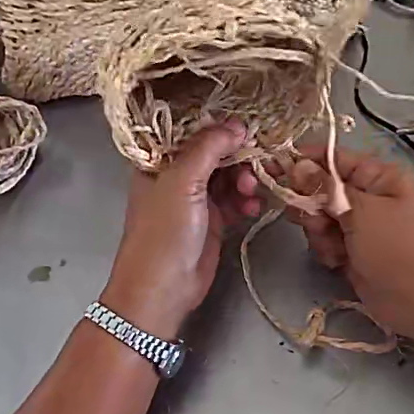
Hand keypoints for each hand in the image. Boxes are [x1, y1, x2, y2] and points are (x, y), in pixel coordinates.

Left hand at [103, 122, 263, 339]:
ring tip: (250, 193)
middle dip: (238, 158)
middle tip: (254, 167)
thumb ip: (208, 148)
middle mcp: (176, 177)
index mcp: (158, 162)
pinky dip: (246, 201)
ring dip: (244, 180)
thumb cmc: (163, 232)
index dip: (219, 129)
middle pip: (215, 154)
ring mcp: (194, 200)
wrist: (162, 289)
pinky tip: (254, 206)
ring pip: (228, 177)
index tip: (246, 129)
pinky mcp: (212, 222)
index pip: (192, 133)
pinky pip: (234, 201)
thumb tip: (237, 124)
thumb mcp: (182, 182)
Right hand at [279, 148, 413, 342]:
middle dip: (310, 204)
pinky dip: (326, 250)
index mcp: (378, 177)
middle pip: (321, 190)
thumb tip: (298, 163)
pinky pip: (326, 242)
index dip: (303, 162)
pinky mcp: (354, 253)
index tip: (274, 169)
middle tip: (316, 221)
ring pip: (319, 218)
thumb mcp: (362, 211)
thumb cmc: (399, 248)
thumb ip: (326, 187)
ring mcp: (361, 227)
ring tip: (333, 248)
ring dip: (318, 231)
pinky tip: (337, 262)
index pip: (333, 159)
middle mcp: (369, 197)